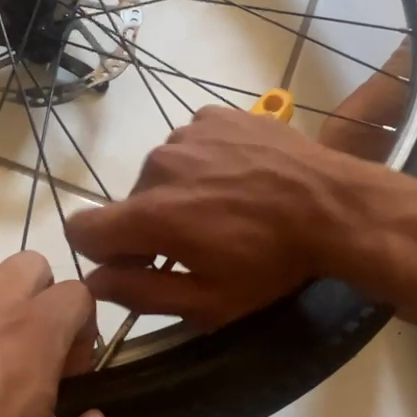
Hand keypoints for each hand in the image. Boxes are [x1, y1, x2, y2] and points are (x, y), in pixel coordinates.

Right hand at [65, 106, 373, 327]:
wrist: (334, 205)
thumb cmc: (272, 262)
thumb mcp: (210, 301)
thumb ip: (142, 293)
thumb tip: (96, 281)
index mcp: (150, 214)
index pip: (82, 228)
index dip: (103, 251)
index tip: (138, 262)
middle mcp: (158, 166)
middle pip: (132, 202)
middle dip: (155, 225)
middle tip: (204, 241)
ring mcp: (188, 133)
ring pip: (163, 171)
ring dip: (182, 190)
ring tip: (230, 205)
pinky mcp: (217, 115)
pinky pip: (193, 143)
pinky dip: (206, 161)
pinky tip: (241, 176)